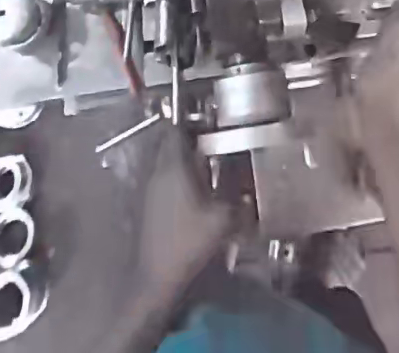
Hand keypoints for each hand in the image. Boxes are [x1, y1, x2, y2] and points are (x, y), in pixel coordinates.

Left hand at [133, 124, 232, 285]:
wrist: (157, 279)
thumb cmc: (188, 243)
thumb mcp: (222, 219)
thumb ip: (237, 197)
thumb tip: (249, 187)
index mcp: (174, 166)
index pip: (176, 129)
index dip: (192, 120)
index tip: (209, 119)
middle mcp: (158, 171)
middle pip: (170, 143)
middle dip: (190, 139)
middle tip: (213, 140)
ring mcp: (150, 188)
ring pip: (167, 161)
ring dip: (184, 159)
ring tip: (208, 164)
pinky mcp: (149, 205)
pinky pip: (164, 178)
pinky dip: (178, 177)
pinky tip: (196, 191)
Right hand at [353, 0, 398, 159]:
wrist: (386, 143)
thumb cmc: (384, 97)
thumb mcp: (386, 55)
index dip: (398, 17)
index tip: (380, 27)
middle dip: (397, 31)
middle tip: (376, 42)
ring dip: (395, 44)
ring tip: (376, 54)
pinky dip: (397, 58)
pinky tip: (383, 69)